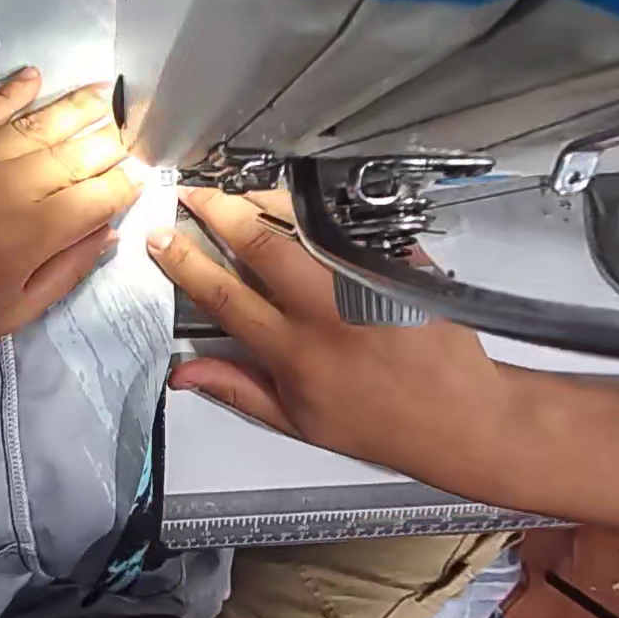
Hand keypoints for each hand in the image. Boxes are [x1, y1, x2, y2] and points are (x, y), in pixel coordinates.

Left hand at [0, 68, 141, 380]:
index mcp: (26, 238)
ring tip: (107, 92)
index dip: (125, 185)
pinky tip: (37, 75)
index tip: (142, 178)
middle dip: (111, 142)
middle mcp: (4, 190)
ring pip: (37, 124)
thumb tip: (108, 231)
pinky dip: (13, 90)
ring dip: (77, 106)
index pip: (96, 198)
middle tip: (134, 133)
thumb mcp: (14, 314)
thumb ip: (67, 270)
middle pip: (75, 153)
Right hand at [146, 187, 519, 497]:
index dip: (184, 262)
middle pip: (258, 243)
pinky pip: (344, 227)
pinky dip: (310, 211)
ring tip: (236, 195)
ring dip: (260, 200)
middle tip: (192, 195)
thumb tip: (185, 374)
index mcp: (293, 352)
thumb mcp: (296, 421)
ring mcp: (362, 283)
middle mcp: (324, 313)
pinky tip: (291, 206)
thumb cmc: (379, 422)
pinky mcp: (394, 266)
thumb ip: (236, 388)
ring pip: (302, 224)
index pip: (223, 295)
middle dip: (215, 210)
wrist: (455, 414)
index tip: (163, 240)